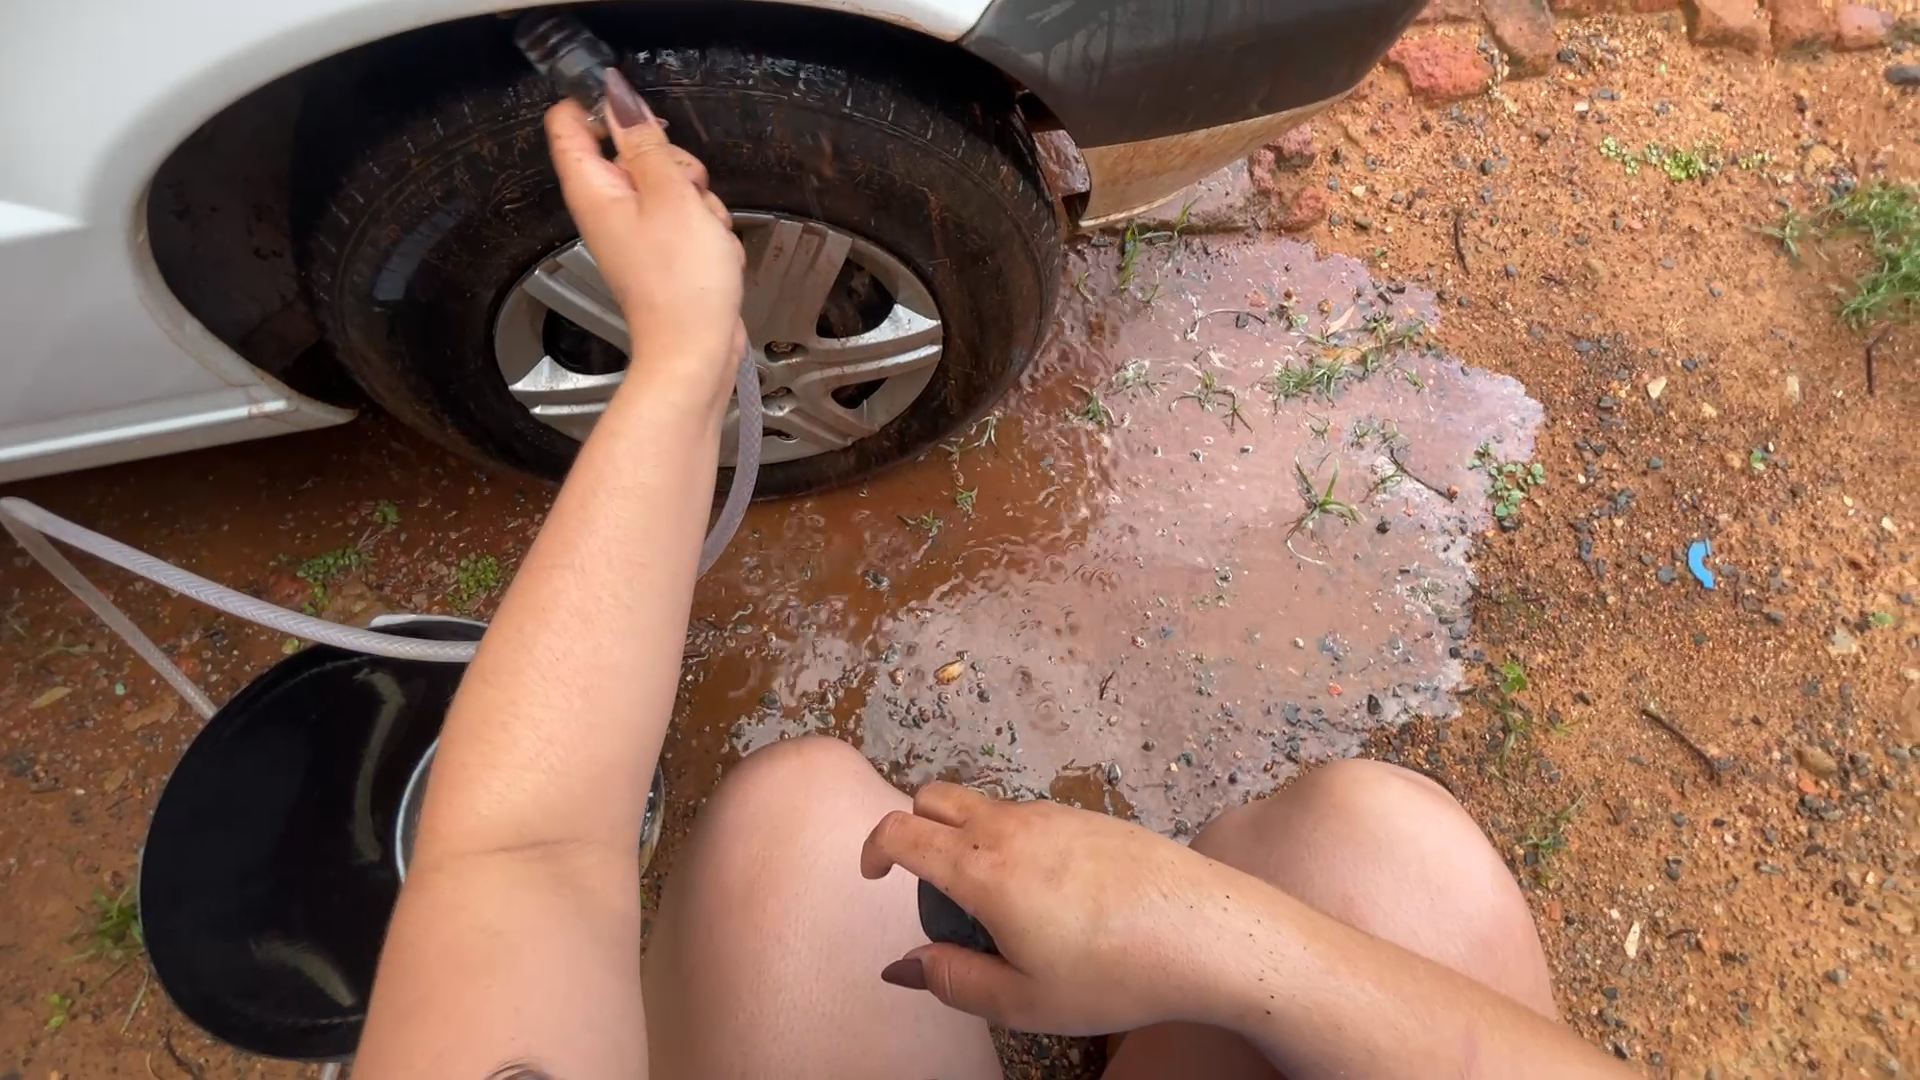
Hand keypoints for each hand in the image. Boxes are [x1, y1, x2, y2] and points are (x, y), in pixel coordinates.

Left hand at [545, 69, 745, 412]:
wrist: (697, 350)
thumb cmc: (682, 286)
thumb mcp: (672, 198)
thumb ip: (646, 143)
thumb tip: (618, 97)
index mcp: (594, 189)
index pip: (573, 120)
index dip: (610, 110)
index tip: (650, 128)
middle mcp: (610, 210)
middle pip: (637, 153)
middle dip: (676, 166)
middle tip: (687, 192)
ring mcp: (640, 234)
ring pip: (674, 189)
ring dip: (701, 204)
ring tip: (705, 234)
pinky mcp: (667, 256)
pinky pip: (690, 223)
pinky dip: (708, 234)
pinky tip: (714, 255)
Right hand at [861, 784, 1238, 1034]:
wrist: (1202, 926)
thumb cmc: (1110, 971)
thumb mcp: (1022, 999)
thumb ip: (951, 978)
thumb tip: (903, 964)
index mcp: (981, 867)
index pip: (901, 829)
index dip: (873, 847)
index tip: (873, 875)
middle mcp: (1007, 824)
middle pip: (934, 796)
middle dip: (915, 829)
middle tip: (939, 893)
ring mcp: (1047, 811)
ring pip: (980, 805)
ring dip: (965, 838)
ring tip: (1005, 907)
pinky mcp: (1079, 812)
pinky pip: (1022, 814)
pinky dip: (1007, 839)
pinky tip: (1051, 893)